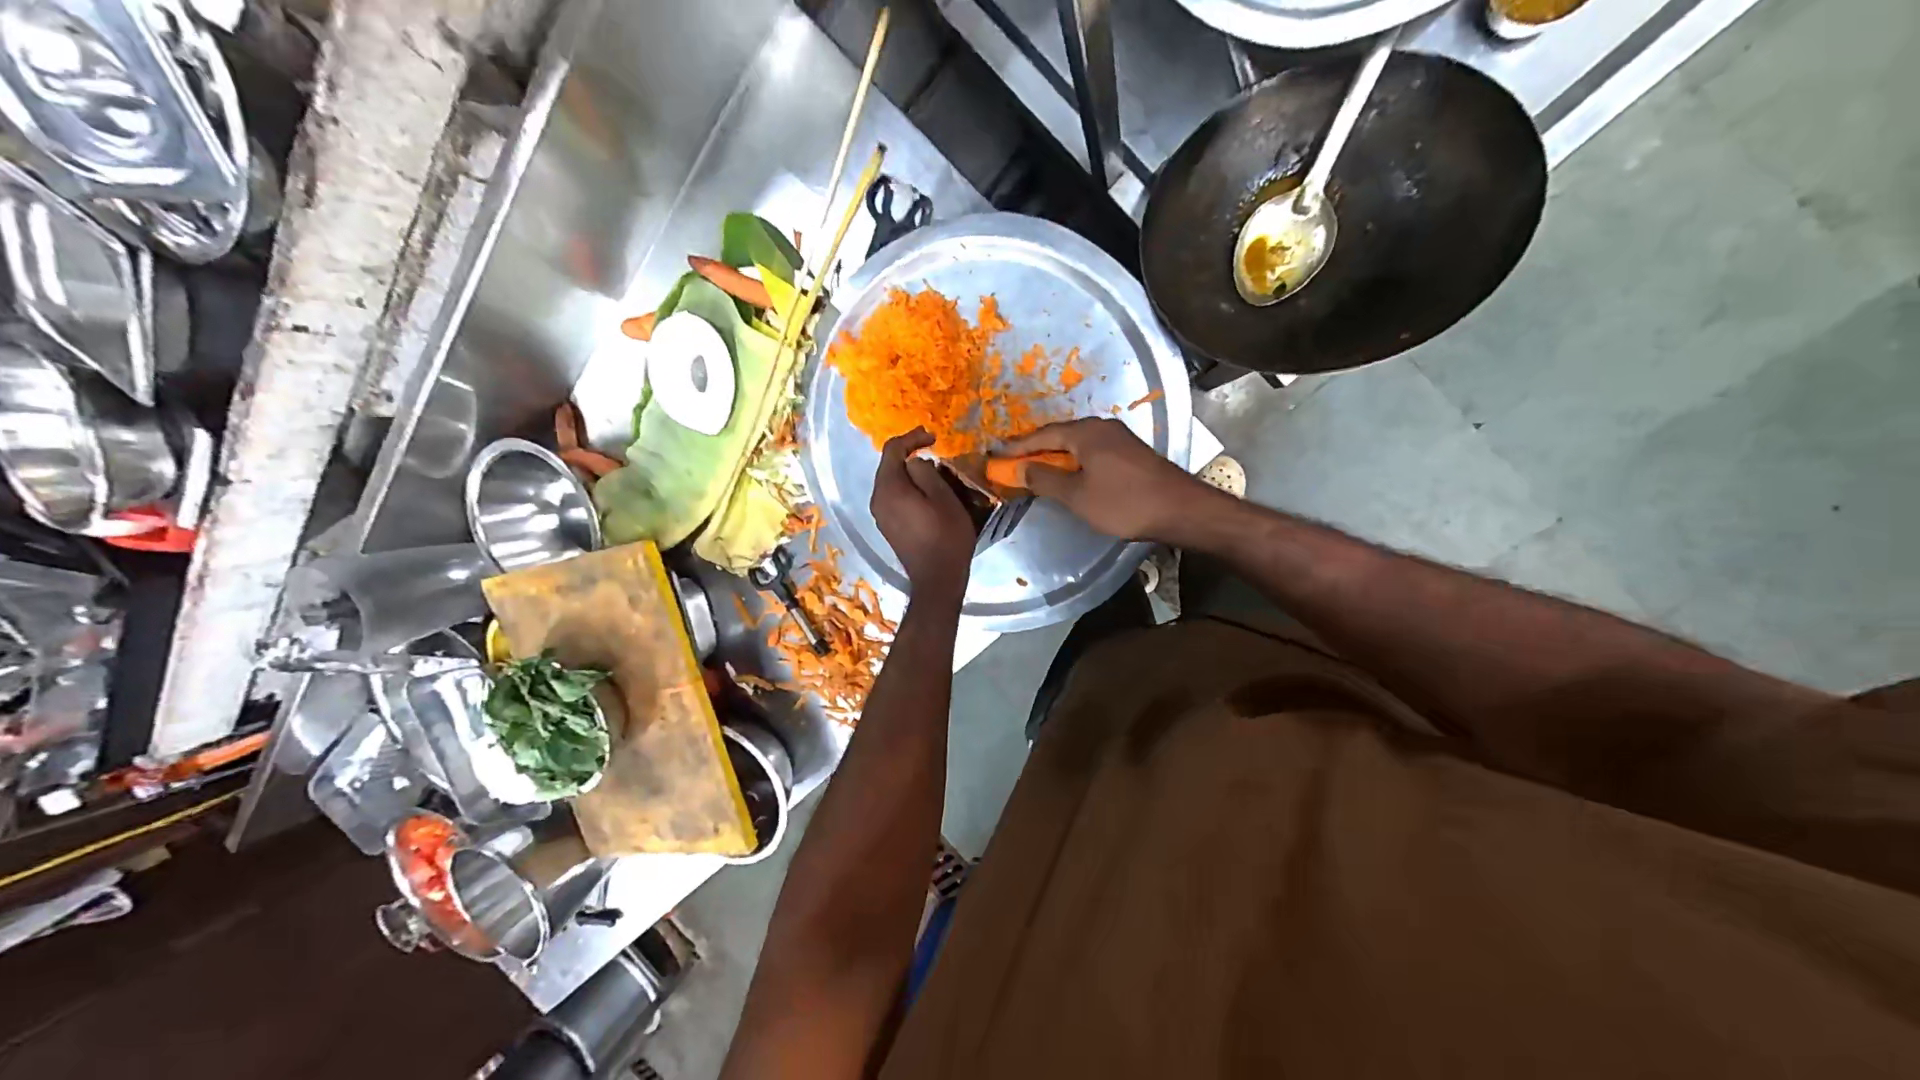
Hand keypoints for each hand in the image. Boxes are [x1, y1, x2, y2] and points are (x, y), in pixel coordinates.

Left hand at [870, 429, 973, 599]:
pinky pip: (894, 496)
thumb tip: (916, 463)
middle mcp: (877, 499)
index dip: (912, 437)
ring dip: (909, 471)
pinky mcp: (888, 525)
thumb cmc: (945, 536)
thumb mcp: (943, 497)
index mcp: (888, 488)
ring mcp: (880, 514)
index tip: (934, 436)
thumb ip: (926, 473)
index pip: (892, 450)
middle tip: (933, 447)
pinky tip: (925, 492)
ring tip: (933, 470)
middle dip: (910, 453)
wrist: (937, 578)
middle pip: (889, 465)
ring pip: (891, 481)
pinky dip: (907, 487)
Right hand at [1002, 417, 1221, 543]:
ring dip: (1055, 456)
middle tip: (1014, 463)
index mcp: (1086, 432)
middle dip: (1035, 450)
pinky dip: (1074, 461)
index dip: (1017, 447)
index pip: (1042, 435)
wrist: (1180, 509)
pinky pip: (1092, 451)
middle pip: (1060, 436)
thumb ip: (1044, 479)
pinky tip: (1070, 476)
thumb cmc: (1124, 502)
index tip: (997, 456)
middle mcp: (1102, 427)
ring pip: (1077, 444)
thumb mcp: (1076, 495)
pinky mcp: (1130, 453)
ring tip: (1037, 471)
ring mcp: (1119, 439)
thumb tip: (1021, 468)